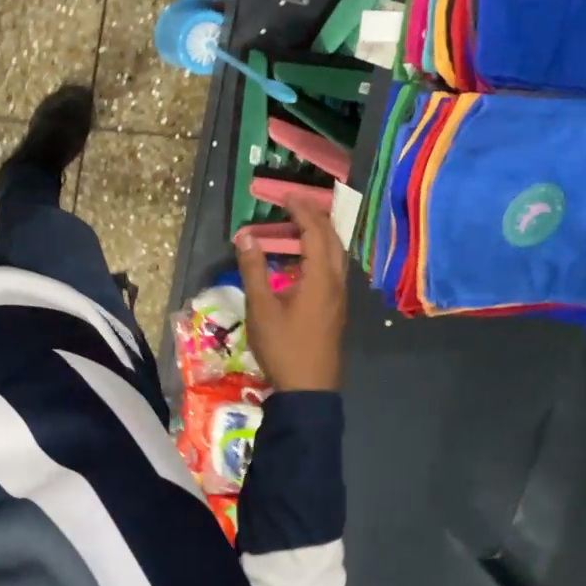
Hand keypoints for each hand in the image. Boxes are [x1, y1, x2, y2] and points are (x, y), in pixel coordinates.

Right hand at [237, 203, 347, 392]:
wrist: (308, 391)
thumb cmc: (283, 347)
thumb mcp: (261, 307)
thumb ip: (253, 269)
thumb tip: (246, 236)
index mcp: (321, 278)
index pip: (315, 232)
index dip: (301, 210)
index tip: (286, 194)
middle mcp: (336, 283)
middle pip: (333, 239)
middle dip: (316, 217)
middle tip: (294, 203)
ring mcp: (339, 298)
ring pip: (336, 255)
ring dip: (320, 235)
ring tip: (299, 225)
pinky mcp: (335, 310)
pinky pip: (333, 269)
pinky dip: (320, 253)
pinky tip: (302, 260)